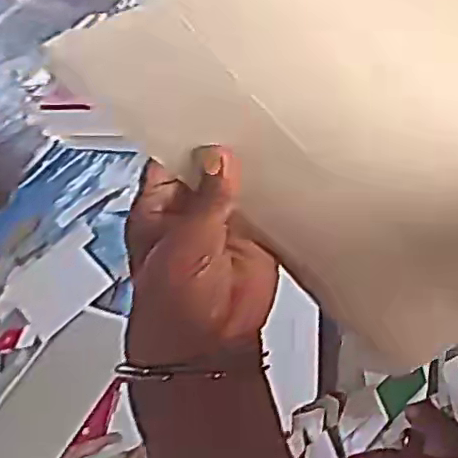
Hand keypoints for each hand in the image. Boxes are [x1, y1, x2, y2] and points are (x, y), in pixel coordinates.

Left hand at [125, 146, 280, 368]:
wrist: (210, 343)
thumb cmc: (171, 307)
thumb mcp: (185, 247)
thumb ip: (207, 202)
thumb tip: (218, 159)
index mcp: (161, 209)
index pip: (174, 160)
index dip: (192, 139)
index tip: (216, 115)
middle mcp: (195, 211)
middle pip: (216, 168)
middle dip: (234, 150)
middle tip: (258, 124)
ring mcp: (229, 221)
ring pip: (247, 184)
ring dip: (261, 171)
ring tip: (282, 144)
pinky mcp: (260, 233)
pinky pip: (274, 205)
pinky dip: (285, 193)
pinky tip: (296, 177)